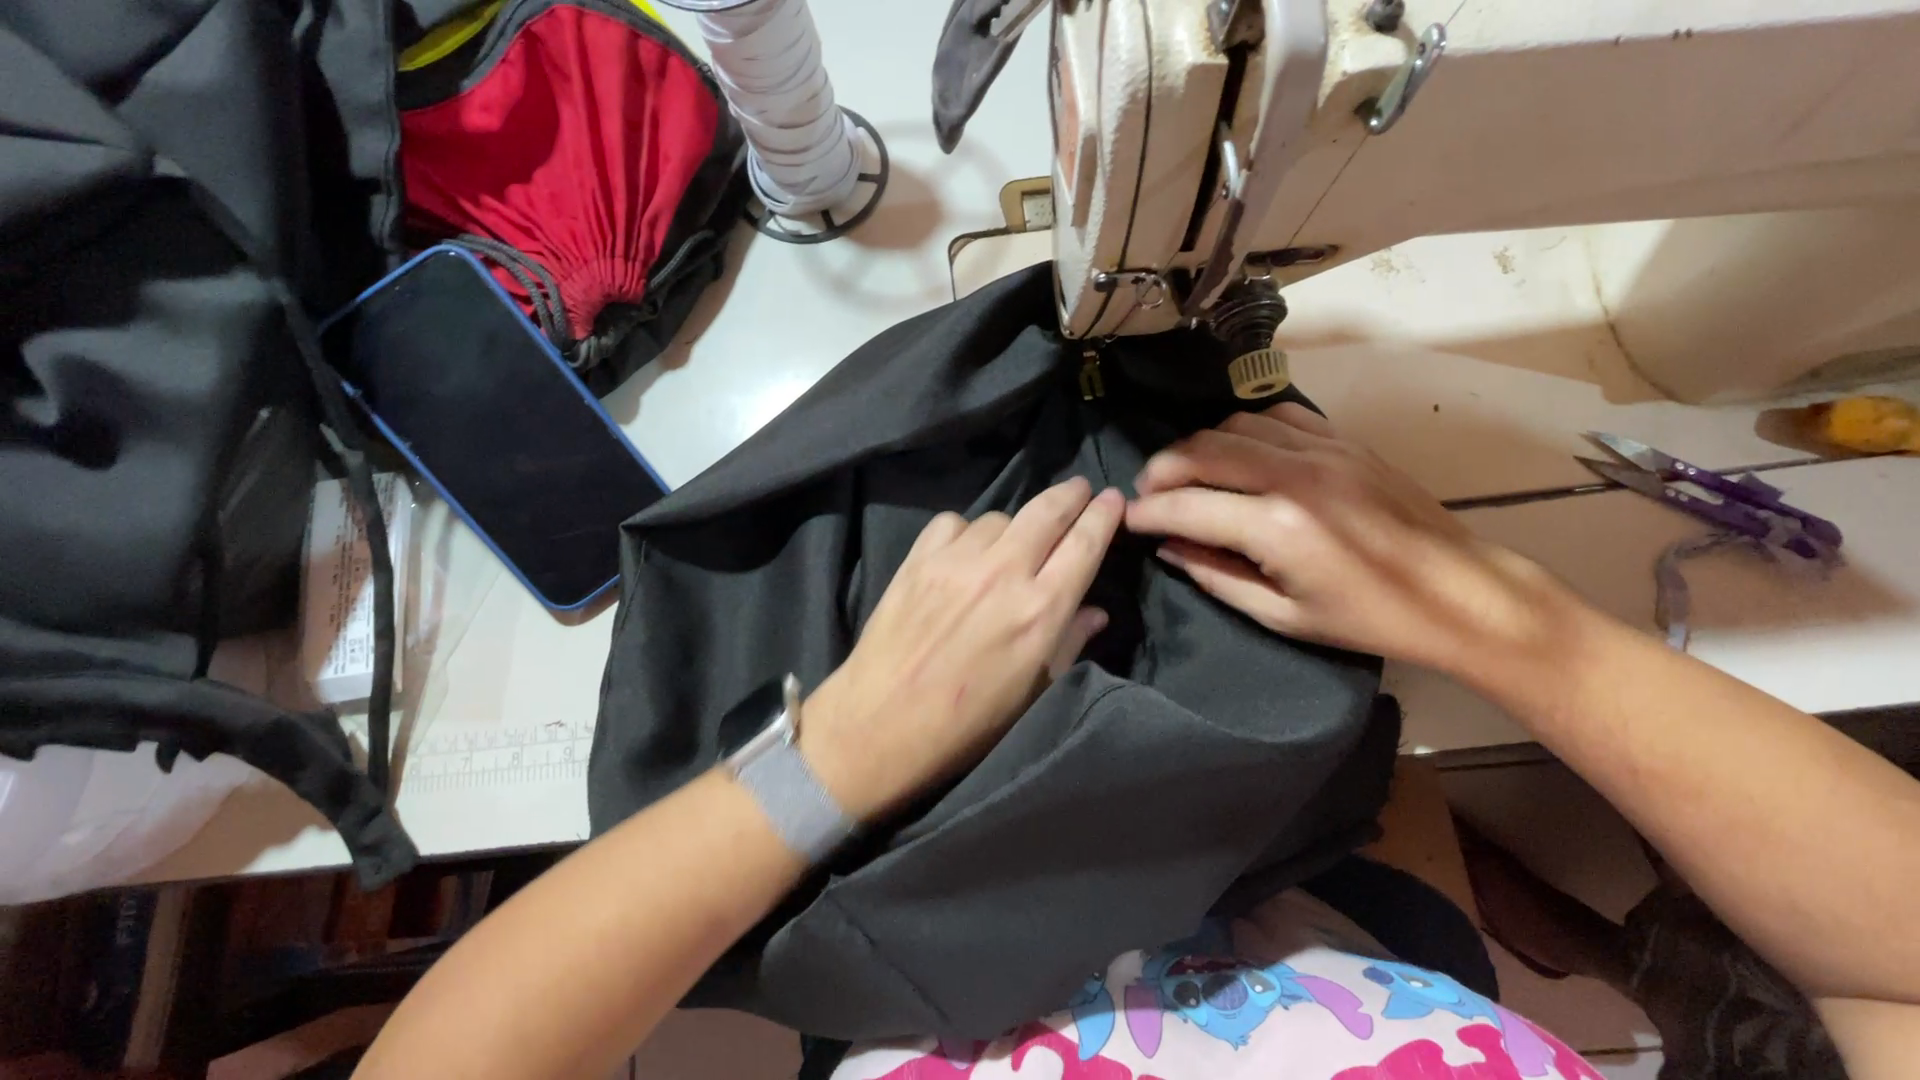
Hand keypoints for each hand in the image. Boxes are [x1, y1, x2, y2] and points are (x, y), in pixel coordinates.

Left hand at [801, 477, 1125, 821]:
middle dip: (1070, 494)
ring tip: (1012, 543)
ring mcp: (957, 561)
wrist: (881, 724)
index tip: (1113, 499)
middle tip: (1079, 489)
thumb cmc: (968, 723)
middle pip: (1047, 511)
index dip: (1104, 515)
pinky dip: (966, 531)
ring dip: (1014, 525)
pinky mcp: (918, 559)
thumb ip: (1069, 643)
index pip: (1085, 543)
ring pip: (999, 518)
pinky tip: (964, 552)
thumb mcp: (1034, 692)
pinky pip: (952, 523)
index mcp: (1042, 609)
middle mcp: (1004, 573)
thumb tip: (1094, 611)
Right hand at [1124, 403, 1575, 680]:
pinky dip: (1245, 429)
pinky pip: (1277, 414)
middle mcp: (1293, 476)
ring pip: (1234, 425)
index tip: (1128, 519)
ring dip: (1200, 447)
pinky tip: (1241, 453)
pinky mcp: (1344, 440)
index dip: (1148, 512)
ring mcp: (1322, 450)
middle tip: (1147, 493)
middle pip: (1202, 451)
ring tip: (1189, 473)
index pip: (1187, 506)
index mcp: (1277, 528)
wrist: (1459, 592)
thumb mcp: (1282, 616)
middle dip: (1162, 470)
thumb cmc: (1368, 618)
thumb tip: (1169, 546)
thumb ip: (1216, 577)